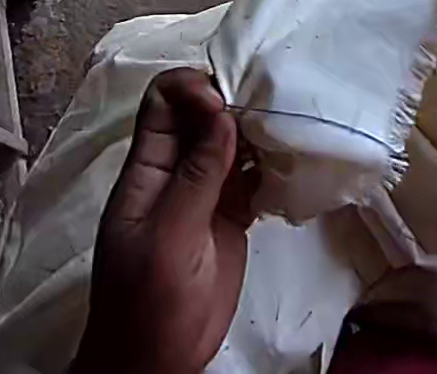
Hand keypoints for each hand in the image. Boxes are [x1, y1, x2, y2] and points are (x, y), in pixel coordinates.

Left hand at [72, 68, 256, 373]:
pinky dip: (270, 158)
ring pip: (231, 135)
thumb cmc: (147, 304)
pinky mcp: (232, 207)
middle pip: (203, 110)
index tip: (223, 106)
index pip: (163, 101)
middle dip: (233, 101)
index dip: (192, 90)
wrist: (157, 367)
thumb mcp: (167, 239)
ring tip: (285, 130)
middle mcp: (177, 167)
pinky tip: (289, 159)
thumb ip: (197, 176)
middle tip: (267, 111)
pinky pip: (252, 167)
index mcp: (148, 168)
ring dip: (257, 127)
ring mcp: (206, 187)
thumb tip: (223, 113)